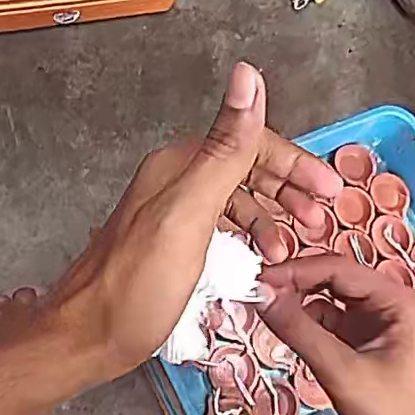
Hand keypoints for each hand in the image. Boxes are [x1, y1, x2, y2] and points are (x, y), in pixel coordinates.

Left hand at [43, 64, 341, 377]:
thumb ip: (224, 149)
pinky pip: (219, 229)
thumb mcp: (189, 214)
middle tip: (318, 218)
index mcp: (178, 167)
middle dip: (287, 190)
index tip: (328, 189)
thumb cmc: (137, 287)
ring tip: (289, 247)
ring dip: (269, 218)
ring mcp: (169, 214)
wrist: (85, 338)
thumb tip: (246, 75)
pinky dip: (245, 240)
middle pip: (243, 169)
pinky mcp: (169, 244)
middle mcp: (172, 182)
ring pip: (233, 201)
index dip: (293, 163)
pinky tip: (255, 259)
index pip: (248, 142)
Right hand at [256, 255, 414, 414]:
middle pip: (334, 280)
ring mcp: (381, 325)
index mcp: (400, 302)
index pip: (339, 268)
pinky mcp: (369, 345)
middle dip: (295, 285)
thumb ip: (299, 329)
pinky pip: (331, 323)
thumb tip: (260, 295)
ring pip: (330, 301)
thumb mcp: (341, 372)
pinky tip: (285, 330)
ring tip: (265, 310)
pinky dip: (307, 324)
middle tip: (256, 293)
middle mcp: (393, 305)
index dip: (295, 271)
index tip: (258, 280)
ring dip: (299, 304)